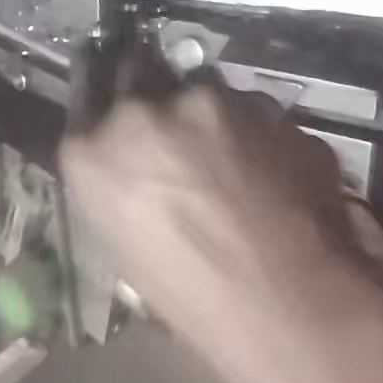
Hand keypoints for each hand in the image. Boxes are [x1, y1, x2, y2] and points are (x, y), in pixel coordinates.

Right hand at [59, 60, 368, 382]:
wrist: (293, 303)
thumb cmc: (194, 298)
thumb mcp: (128, 247)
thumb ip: (120, 183)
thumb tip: (141, 167)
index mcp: (95, 152)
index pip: (89, 108)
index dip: (114, 119)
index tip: (130, 134)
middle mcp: (149, 109)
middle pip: (145, 80)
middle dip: (159, 105)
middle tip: (183, 148)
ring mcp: (216, 101)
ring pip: (207, 93)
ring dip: (213, 119)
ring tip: (236, 170)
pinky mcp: (271, 107)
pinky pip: (255, 115)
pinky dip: (257, 137)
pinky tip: (273, 179)